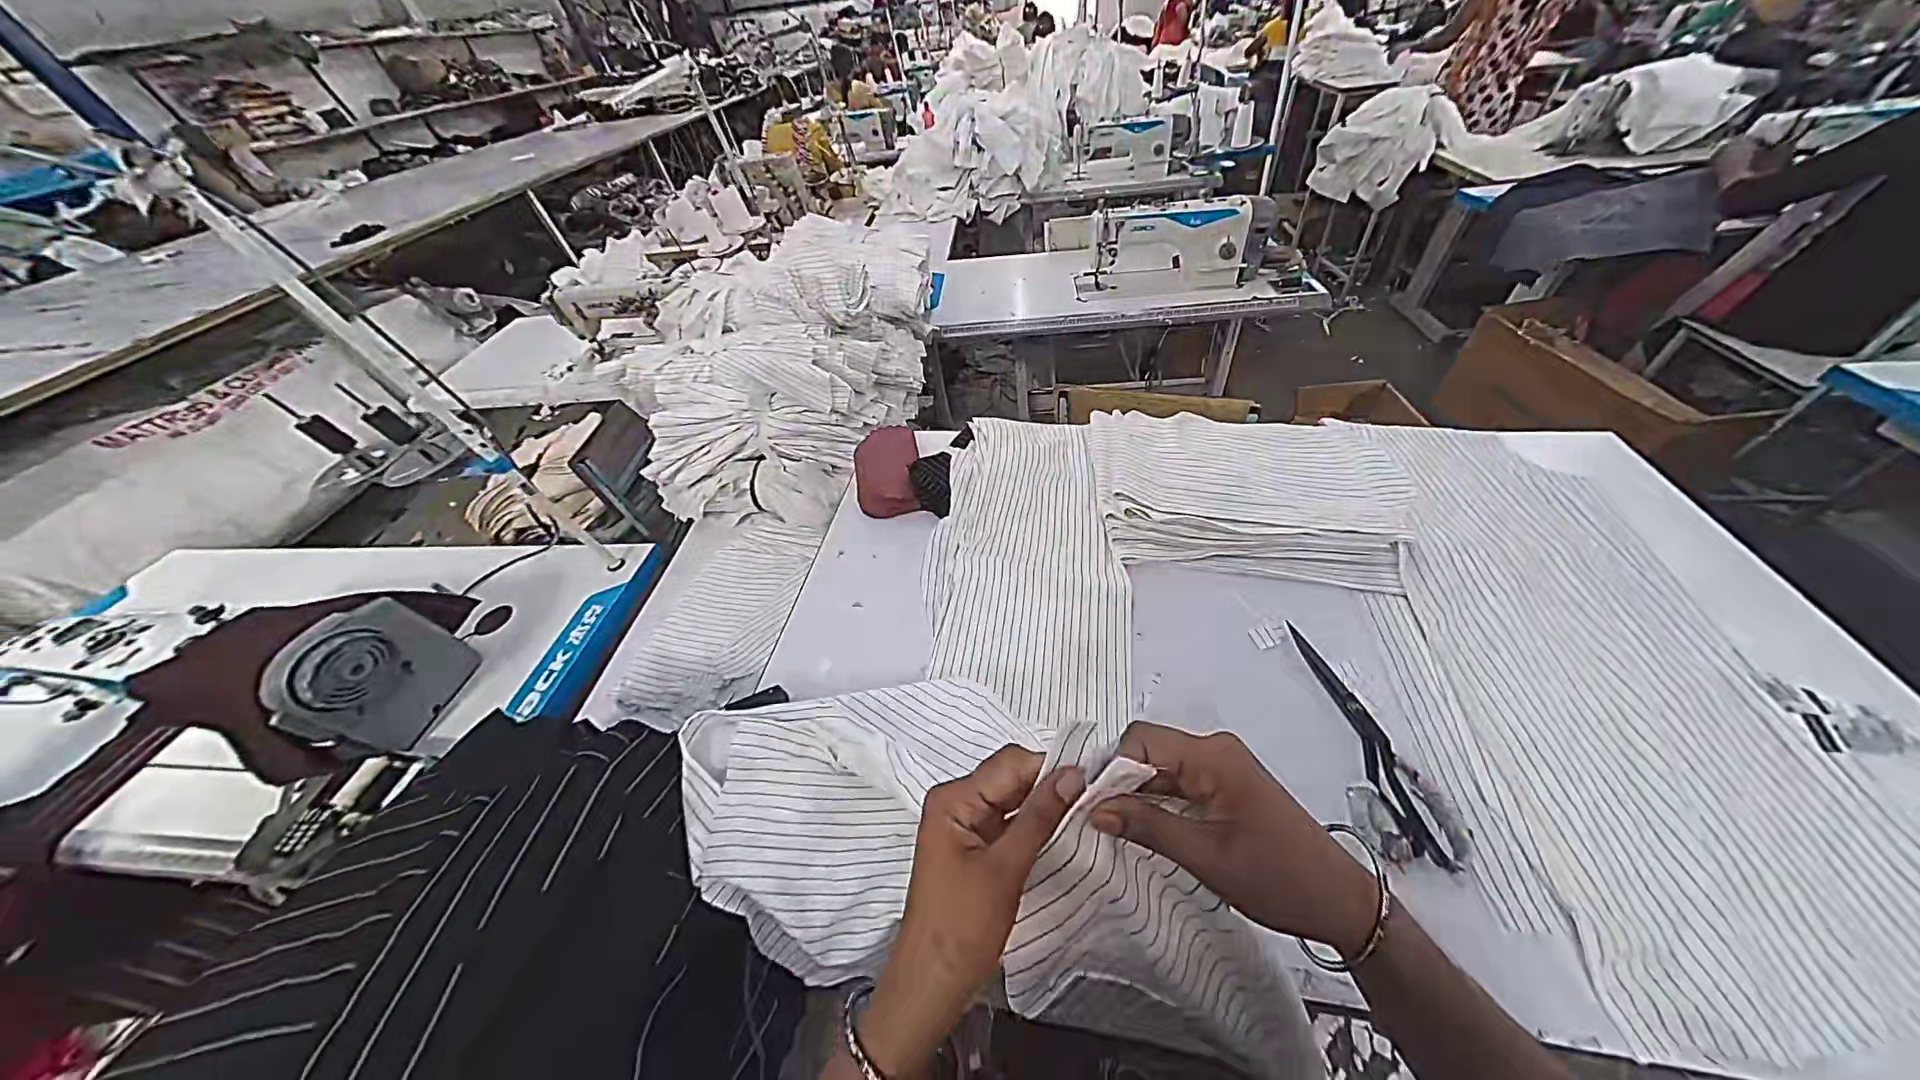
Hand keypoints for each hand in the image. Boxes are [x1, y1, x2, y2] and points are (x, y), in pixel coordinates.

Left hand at [860, 746, 1083, 1077]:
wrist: (932, 980)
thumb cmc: (960, 929)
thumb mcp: (1006, 868)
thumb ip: (1040, 817)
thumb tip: (1071, 776)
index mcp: (952, 799)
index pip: (1009, 764)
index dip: (1049, 768)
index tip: (1087, 779)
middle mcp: (954, 801)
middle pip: (1009, 776)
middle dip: (1047, 782)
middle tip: (1089, 794)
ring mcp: (962, 822)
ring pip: (1010, 796)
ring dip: (1041, 801)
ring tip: (1080, 809)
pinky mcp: (972, 842)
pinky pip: (1006, 818)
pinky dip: (1030, 820)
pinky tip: (1056, 827)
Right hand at [1089, 721, 1378, 956]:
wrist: (1339, 901)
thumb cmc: (1282, 879)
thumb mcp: (1206, 857)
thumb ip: (1148, 826)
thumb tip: (1097, 809)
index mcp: (1214, 758)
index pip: (1141, 740)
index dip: (1111, 768)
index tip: (1092, 802)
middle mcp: (1216, 751)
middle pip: (1148, 750)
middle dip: (1120, 781)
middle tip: (1099, 819)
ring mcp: (1222, 766)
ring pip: (1161, 766)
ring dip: (1138, 793)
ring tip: (1117, 827)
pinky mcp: (1224, 783)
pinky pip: (1178, 780)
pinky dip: (1158, 801)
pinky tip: (1145, 827)